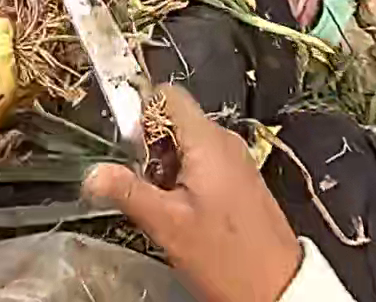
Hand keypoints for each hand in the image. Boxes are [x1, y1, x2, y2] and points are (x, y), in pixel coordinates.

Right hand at [83, 86, 302, 301]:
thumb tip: (91, 173)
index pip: (167, 95)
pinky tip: (187, 210)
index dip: (143, 112)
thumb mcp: (169, 226)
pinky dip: (188, 174)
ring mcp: (237, 160)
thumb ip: (128, 191)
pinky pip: (205, 158)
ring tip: (167, 201)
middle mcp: (224, 140)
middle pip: (175, 118)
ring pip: (188, 140)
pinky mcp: (244, 180)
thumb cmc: (226, 258)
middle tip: (147, 182)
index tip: (134, 148)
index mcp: (207, 140)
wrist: (285, 299)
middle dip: (153, 144)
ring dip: (168, 162)